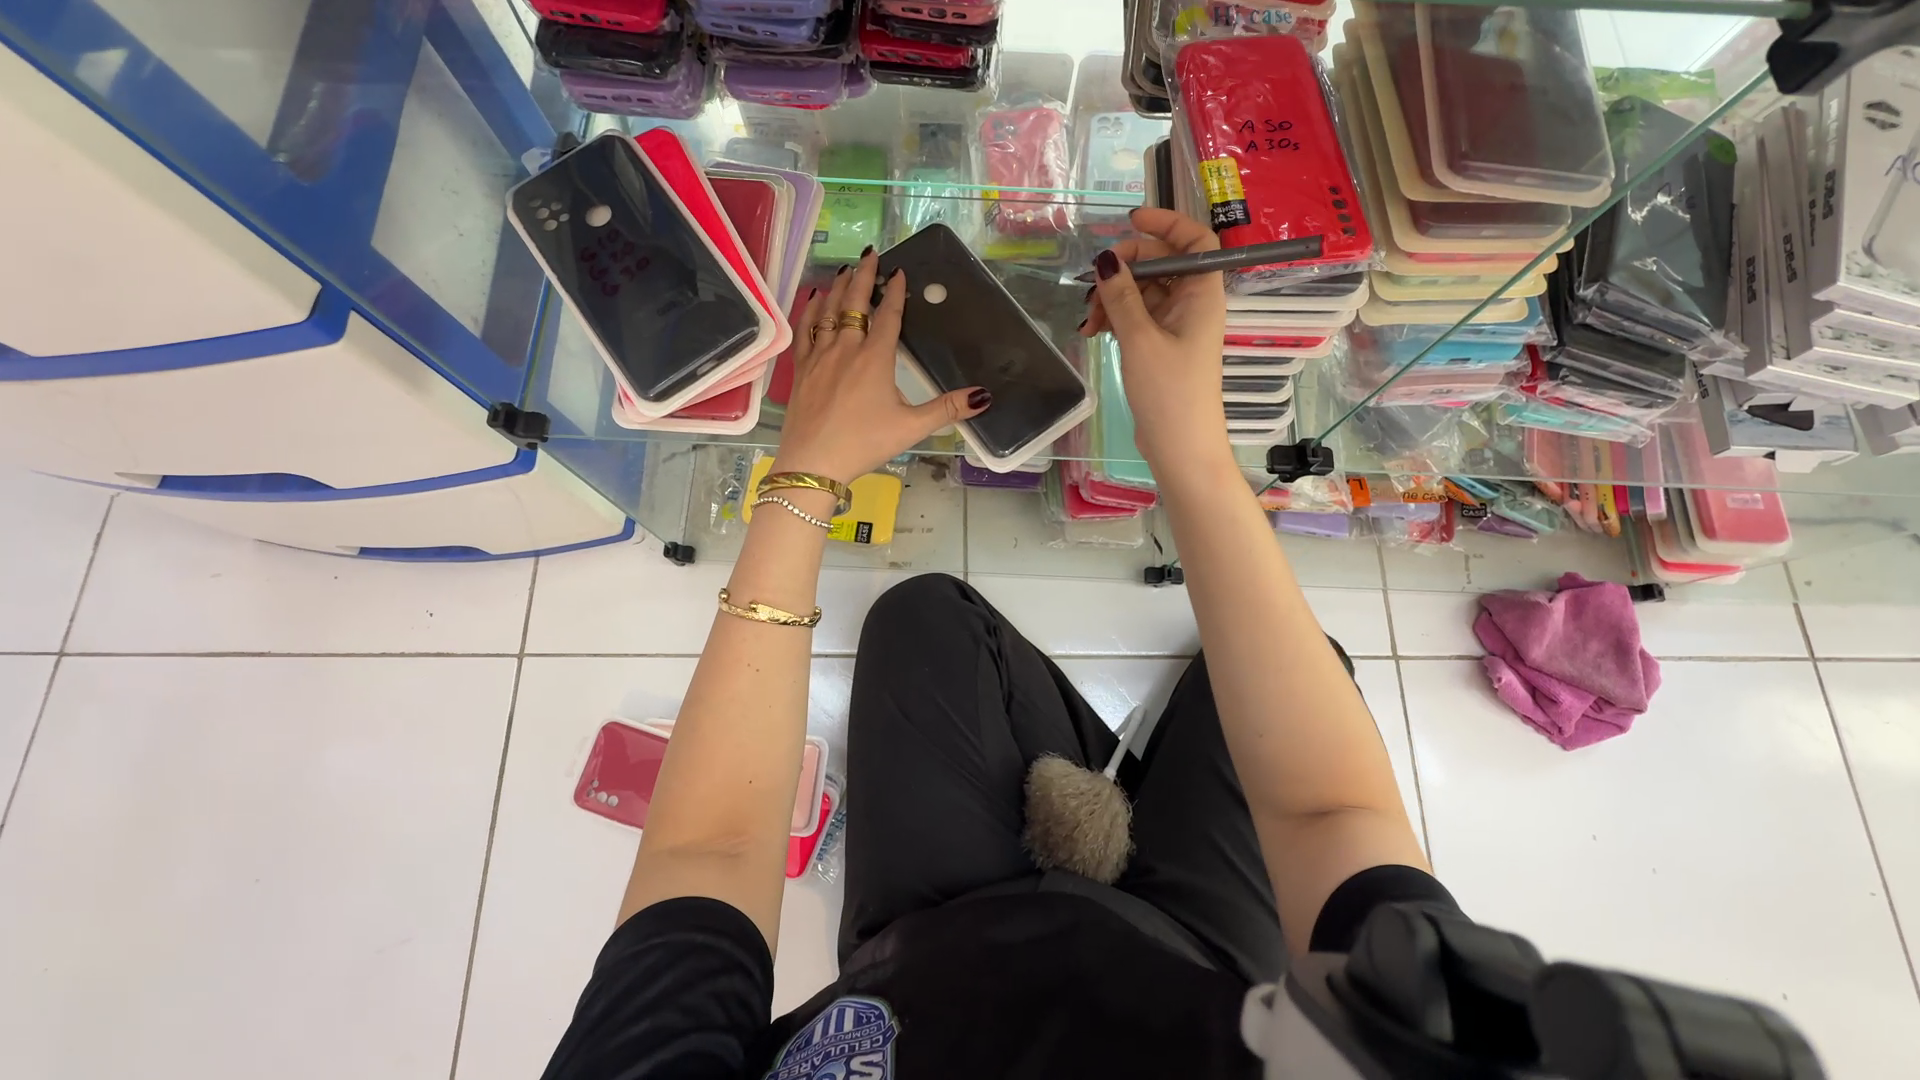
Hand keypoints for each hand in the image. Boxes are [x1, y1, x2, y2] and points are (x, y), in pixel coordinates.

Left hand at [778, 249, 989, 483]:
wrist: (813, 463)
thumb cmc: (864, 444)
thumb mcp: (911, 428)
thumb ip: (947, 409)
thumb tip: (983, 396)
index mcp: (875, 358)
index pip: (888, 315)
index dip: (896, 291)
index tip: (900, 272)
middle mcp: (846, 348)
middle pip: (855, 302)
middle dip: (865, 275)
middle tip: (871, 253)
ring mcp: (819, 356)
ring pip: (828, 310)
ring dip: (839, 287)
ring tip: (847, 270)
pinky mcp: (801, 369)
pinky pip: (805, 330)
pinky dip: (811, 310)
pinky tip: (814, 300)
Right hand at [1080, 208, 1232, 477]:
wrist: (1180, 447)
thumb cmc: (1170, 392)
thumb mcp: (1141, 340)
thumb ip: (1121, 297)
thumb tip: (1106, 259)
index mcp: (1202, 294)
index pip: (1194, 240)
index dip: (1166, 223)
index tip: (1130, 219)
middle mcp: (1193, 304)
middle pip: (1161, 265)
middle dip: (1124, 270)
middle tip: (1093, 287)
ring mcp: (1177, 327)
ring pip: (1143, 292)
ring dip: (1113, 299)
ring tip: (1089, 322)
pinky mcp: (1161, 347)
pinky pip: (1137, 317)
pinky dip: (1116, 319)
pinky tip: (1094, 333)